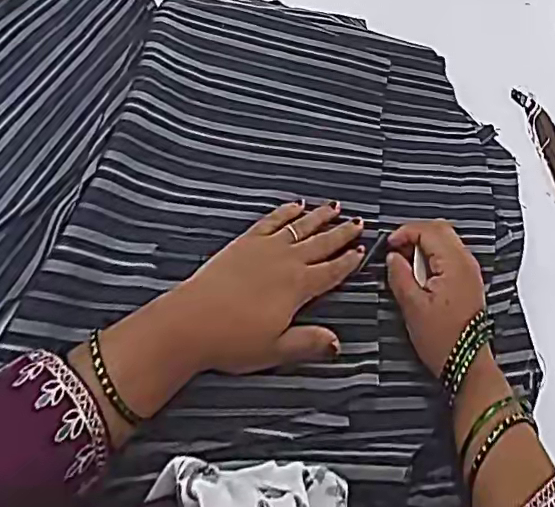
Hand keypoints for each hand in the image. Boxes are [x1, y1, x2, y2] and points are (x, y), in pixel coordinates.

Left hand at [165, 201, 363, 373]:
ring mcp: (267, 247)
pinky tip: (296, 205)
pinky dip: (286, 211)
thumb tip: (338, 343)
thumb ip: (308, 342)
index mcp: (299, 286)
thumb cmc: (233, 340)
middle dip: (342, 233)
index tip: (362, 250)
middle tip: (359, 222)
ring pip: (302, 226)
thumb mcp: (276, 349)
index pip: (332, 271)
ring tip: (335, 206)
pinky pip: (273, 221)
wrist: (192, 320)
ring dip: (320, 216)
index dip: (349, 261)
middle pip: (322, 243)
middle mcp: (288, 261)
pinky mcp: (246, 241)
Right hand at [385, 221, 486, 375]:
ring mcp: (470, 269)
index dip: (405, 232)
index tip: (388, 244)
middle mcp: (466, 260)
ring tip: (405, 261)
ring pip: (445, 239)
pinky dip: (433, 254)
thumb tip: (392, 256)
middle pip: (440, 229)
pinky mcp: (469, 279)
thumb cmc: (442, 339)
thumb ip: (400, 276)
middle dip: (415, 233)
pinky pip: (450, 253)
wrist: (468, 365)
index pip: (429, 230)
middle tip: (395, 249)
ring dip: (424, 243)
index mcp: (454, 262)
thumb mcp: (413, 307)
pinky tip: (420, 271)